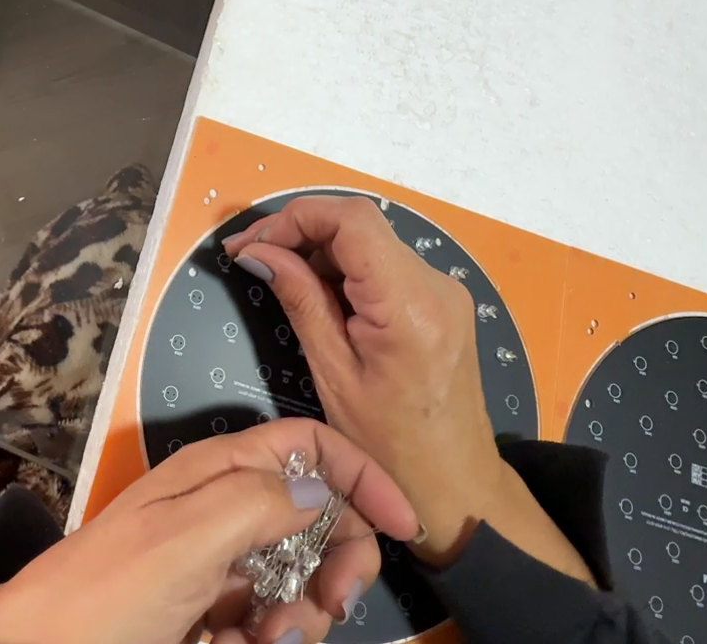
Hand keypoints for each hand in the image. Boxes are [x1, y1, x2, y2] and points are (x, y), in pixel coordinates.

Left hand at [0, 419, 417, 643]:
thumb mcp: (185, 538)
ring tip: (267, 639)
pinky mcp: (213, 609)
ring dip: (302, 611)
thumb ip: (256, 502)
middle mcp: (225, 505)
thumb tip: (319, 487)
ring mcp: (219, 560)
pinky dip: (271, 636)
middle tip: (329, 604)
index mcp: (221, 469)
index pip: (307, 443)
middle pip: (316, 512)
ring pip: (299, 573)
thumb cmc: (110, 593)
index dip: (359, 472)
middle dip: (337, 557)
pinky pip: (270, 617)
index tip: (405, 526)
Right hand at [224, 197, 592, 583]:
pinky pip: (382, 263)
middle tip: (251, 256)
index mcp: (410, 305)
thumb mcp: (332, 374)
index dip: (294, 218)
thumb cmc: (388, 449)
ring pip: (368, 240)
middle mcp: (436, 283)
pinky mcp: (440, 298)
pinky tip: (316, 293)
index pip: (351, 221)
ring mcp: (443, 288)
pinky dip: (342, 268)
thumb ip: (299, 299)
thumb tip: (257, 250)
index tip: (250, 244)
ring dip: (318, 249)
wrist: (456, 488)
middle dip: (299, 231)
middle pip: (358, 225)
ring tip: (278, 277)